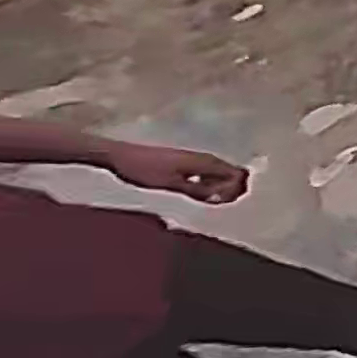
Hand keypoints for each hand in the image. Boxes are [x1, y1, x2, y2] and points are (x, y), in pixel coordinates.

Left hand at [104, 142, 247, 202]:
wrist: (118, 155)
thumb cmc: (144, 170)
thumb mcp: (172, 184)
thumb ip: (199, 191)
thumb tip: (220, 198)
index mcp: (207, 163)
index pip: (238, 176)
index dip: (233, 190)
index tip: (216, 200)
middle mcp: (208, 159)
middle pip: (235, 175)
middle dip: (230, 190)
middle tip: (213, 201)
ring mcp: (199, 160)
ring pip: (224, 175)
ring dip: (219, 188)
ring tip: (202, 198)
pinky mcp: (190, 162)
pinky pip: (211, 174)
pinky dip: (209, 184)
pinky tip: (194, 191)